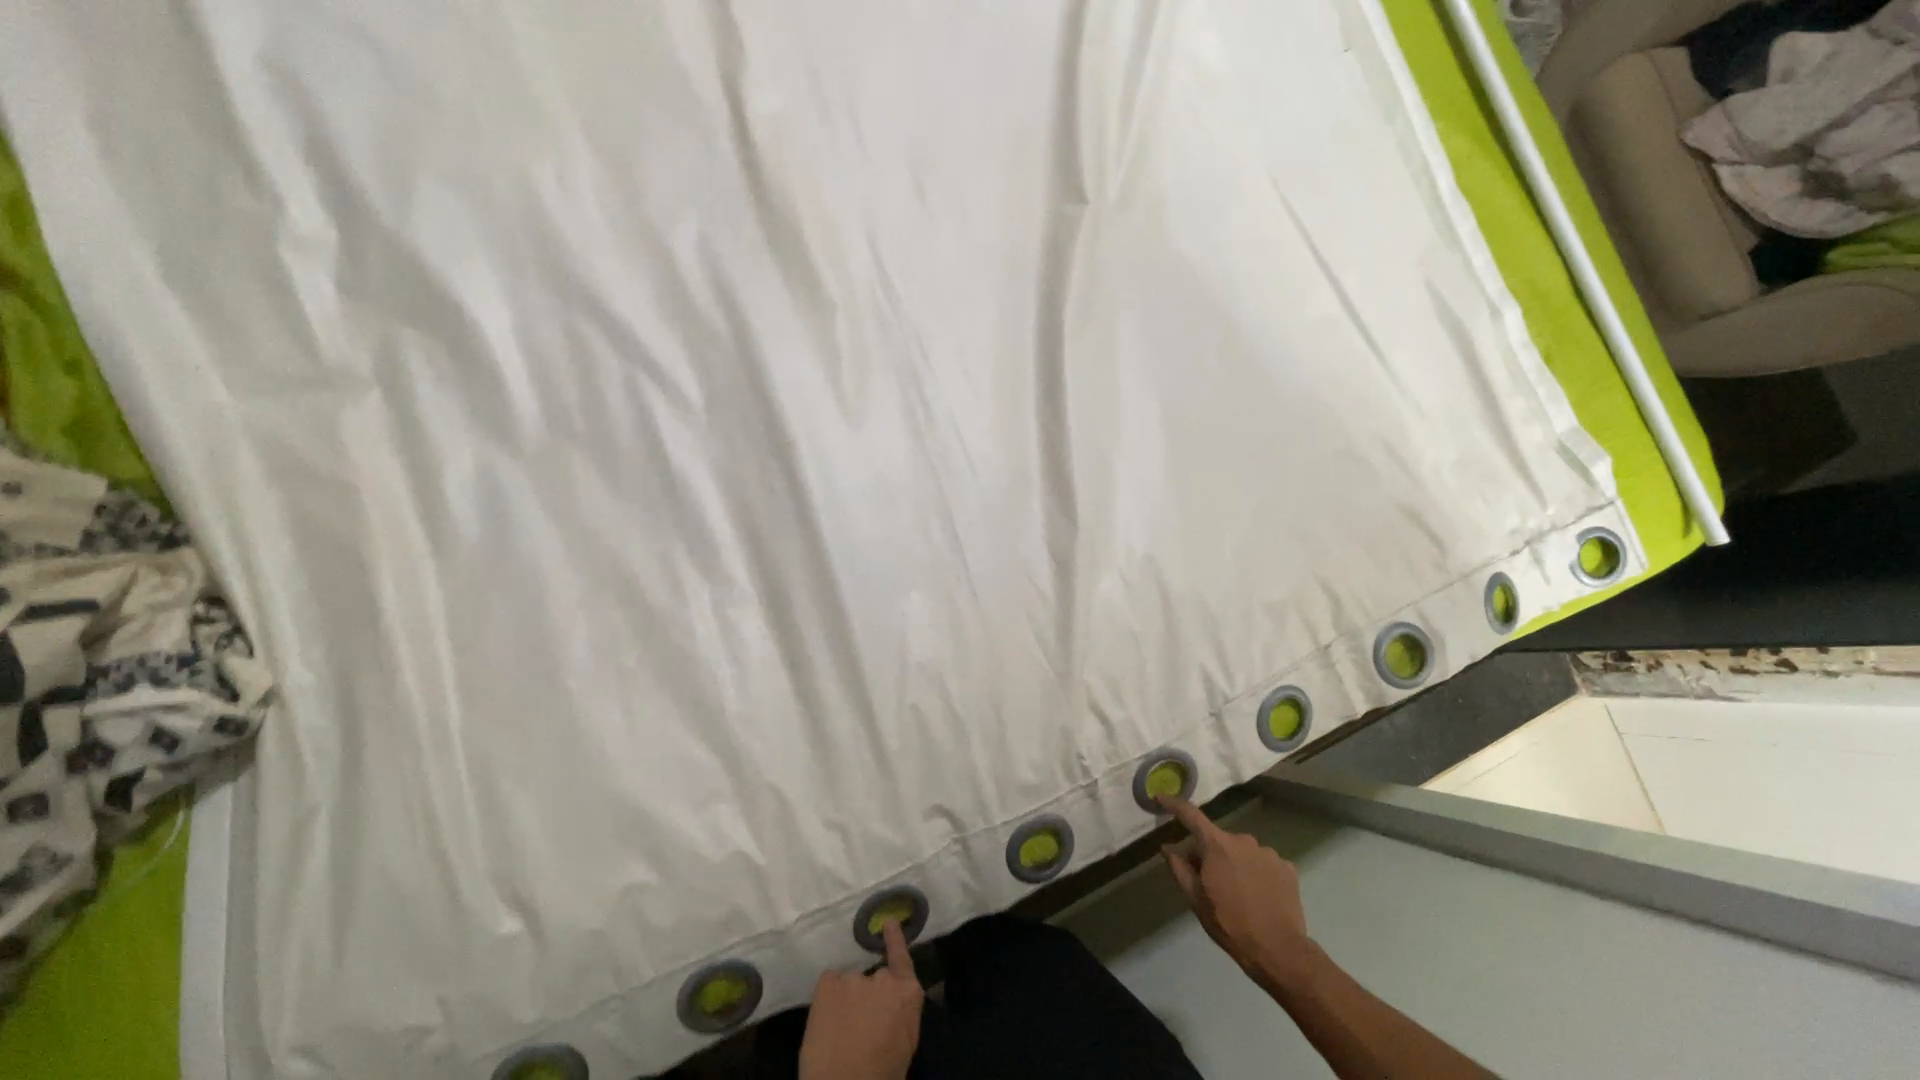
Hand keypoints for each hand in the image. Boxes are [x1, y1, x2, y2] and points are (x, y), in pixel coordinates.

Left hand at [798, 919, 923, 1079]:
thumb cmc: (881, 1072)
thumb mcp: (905, 1041)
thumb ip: (901, 1013)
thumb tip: (892, 1006)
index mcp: (908, 995)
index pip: (903, 960)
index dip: (895, 940)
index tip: (889, 921)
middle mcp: (883, 979)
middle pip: (874, 977)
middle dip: (868, 994)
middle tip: (859, 1022)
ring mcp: (854, 978)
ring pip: (849, 984)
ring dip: (846, 999)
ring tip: (840, 1027)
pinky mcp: (828, 983)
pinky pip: (829, 984)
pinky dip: (827, 998)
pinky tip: (826, 1019)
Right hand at [1159, 794, 1317, 992]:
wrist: (1278, 949)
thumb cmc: (1230, 923)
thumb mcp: (1196, 900)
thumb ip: (1179, 869)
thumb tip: (1167, 848)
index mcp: (1218, 846)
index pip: (1191, 816)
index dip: (1174, 805)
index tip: (1161, 799)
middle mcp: (1244, 841)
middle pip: (1218, 840)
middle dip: (1208, 855)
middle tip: (1206, 883)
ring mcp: (1269, 853)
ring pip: (1242, 852)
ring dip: (1234, 865)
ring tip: (1238, 895)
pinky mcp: (1287, 867)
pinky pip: (1263, 863)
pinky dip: (1255, 873)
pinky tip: (1258, 896)